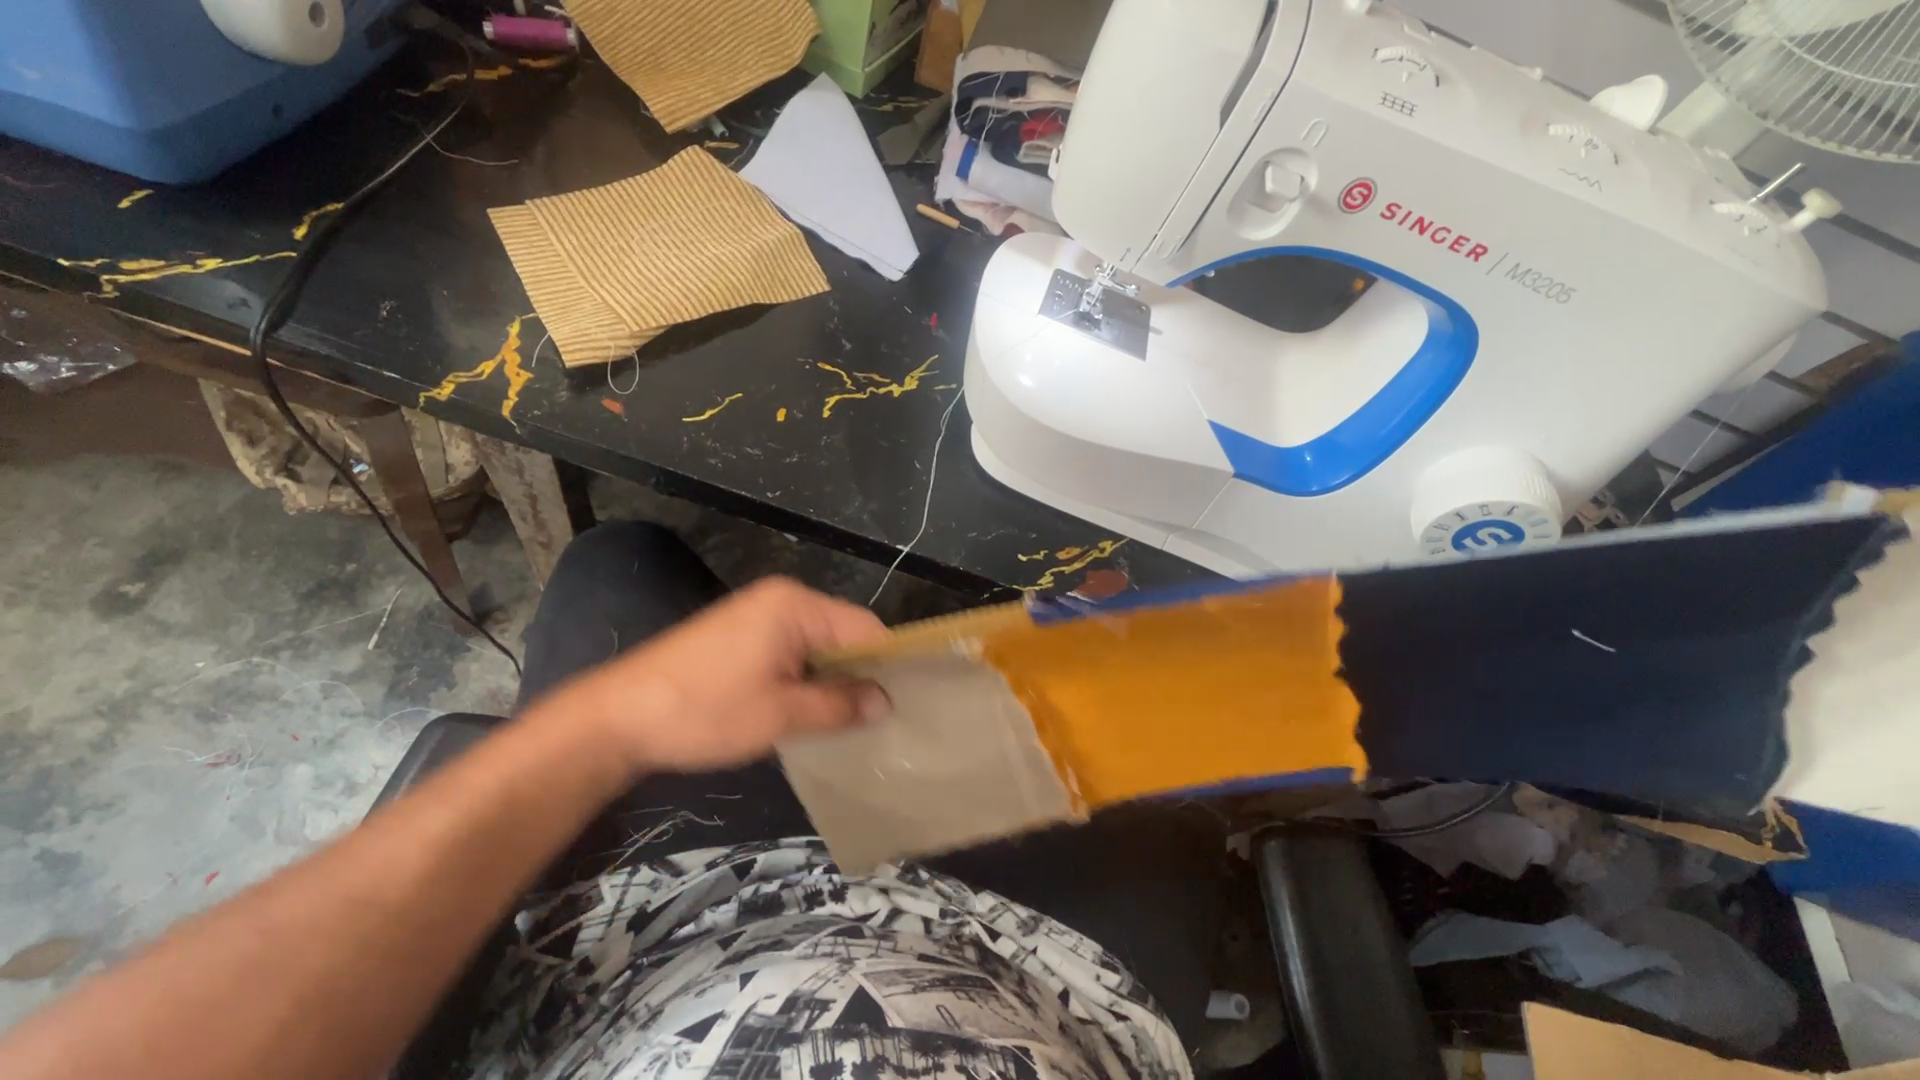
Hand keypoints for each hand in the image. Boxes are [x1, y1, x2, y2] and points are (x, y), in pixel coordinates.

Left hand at [544, 577, 891, 773]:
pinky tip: (809, 715)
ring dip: (831, 682)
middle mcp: (780, 601)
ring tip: (851, 724)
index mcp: (796, 606)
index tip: (908, 704)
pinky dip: (804, 681)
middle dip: (860, 676)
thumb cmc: (705, 711)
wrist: (617, 717)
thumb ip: (839, 704)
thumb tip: (886, 701)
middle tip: (882, 722)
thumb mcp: (780, 714)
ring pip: (816, 649)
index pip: (866, 628)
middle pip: (843, 636)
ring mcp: (756, 618)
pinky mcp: (738, 638)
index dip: (889, 665)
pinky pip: (790, 654)